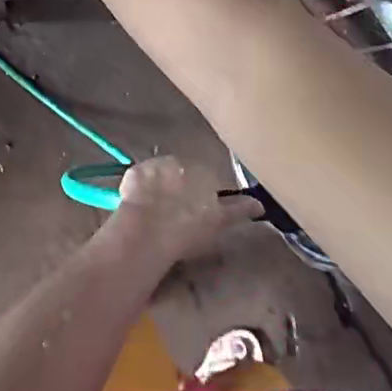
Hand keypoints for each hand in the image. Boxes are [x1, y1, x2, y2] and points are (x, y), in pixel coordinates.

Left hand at [113, 156, 262, 260]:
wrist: (148, 230)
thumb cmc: (189, 228)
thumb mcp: (219, 222)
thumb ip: (239, 210)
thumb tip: (258, 204)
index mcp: (204, 169)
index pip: (211, 177)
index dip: (208, 194)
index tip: (204, 210)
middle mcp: (180, 159)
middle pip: (186, 172)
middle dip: (185, 187)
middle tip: (182, 212)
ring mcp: (154, 164)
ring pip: (163, 174)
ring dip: (163, 187)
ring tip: (161, 212)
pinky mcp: (133, 173)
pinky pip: (141, 180)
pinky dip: (142, 190)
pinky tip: (143, 207)